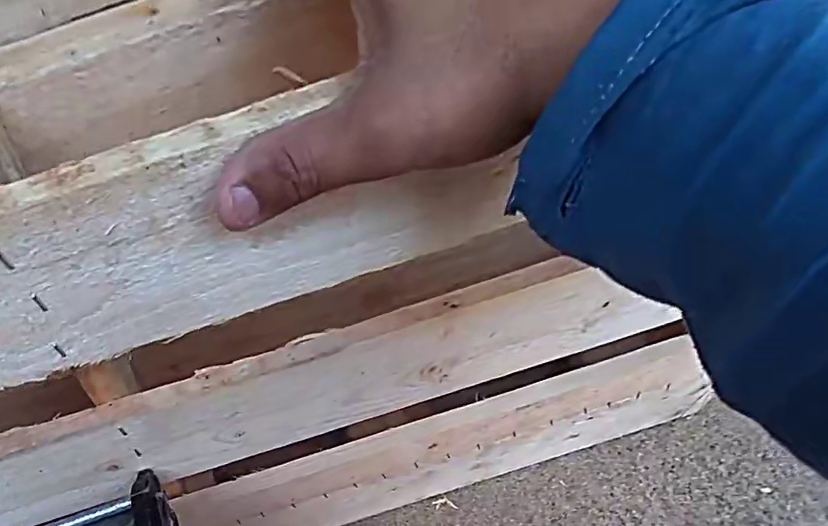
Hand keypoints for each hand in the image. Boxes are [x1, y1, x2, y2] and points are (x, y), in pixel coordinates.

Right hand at [214, 0, 618, 229]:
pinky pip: (413, 7)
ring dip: (359, 16)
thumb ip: (299, 164)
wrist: (599, 46)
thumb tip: (227, 204)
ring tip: (354, 38)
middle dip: (316, 17)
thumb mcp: (377, 132)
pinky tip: (417, 34)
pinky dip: (388, 16)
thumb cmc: (481, 77)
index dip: (241, 12)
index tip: (235, 26)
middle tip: (310, 37)